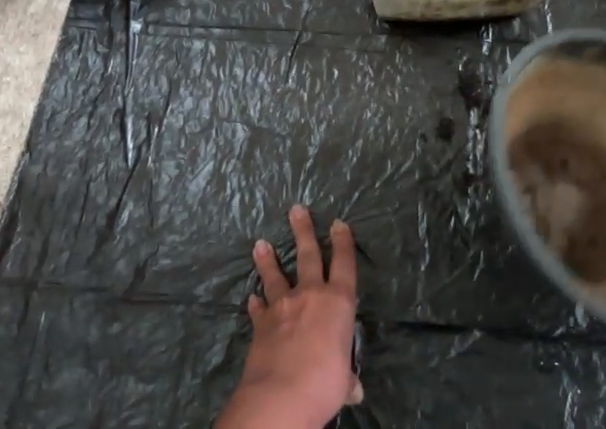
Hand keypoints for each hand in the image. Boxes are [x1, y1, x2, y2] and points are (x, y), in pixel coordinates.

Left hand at [216, 205, 361, 428]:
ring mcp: (282, 306)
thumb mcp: (343, 381)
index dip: (343, 242)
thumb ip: (346, 377)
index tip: (338, 223)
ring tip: (261, 243)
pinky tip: (252, 298)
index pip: (344, 263)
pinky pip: (258, 309)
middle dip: (303, 230)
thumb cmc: (324, 383)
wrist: (280, 396)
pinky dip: (256, 304)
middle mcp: (311, 295)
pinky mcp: (261, 323)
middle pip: (309, 255)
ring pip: (276, 275)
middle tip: (297, 209)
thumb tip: (354, 389)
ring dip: (268, 260)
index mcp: (339, 302)